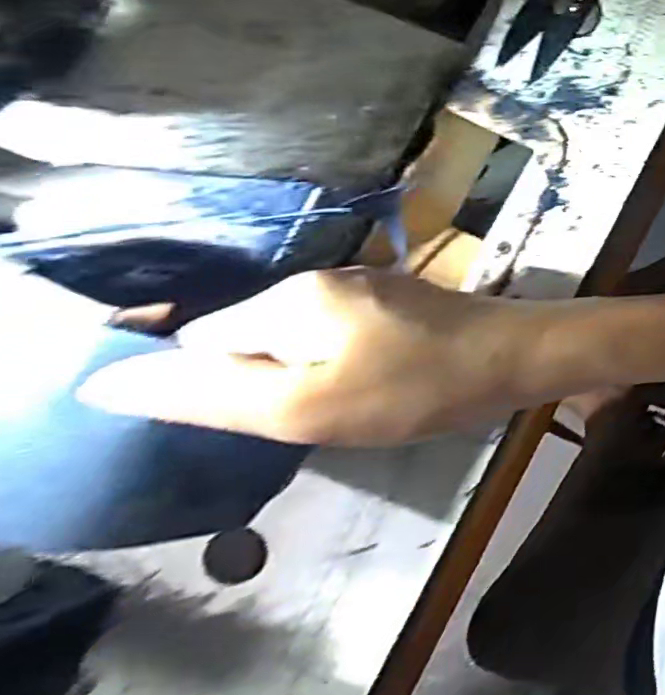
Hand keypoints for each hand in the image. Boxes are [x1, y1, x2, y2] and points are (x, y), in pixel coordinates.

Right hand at [77, 268, 540, 445]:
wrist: (528, 356)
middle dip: (273, 384)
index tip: (273, 414)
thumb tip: (105, 381)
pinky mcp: (411, 304)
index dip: (219, 390)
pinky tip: (393, 386)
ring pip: (305, 344)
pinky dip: (358, 369)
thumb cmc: (420, 384)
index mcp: (291, 296)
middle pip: (254, 342)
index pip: (199, 345)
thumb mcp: (302, 404)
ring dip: (319, 380)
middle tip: (326, 411)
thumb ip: (206, 393)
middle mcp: (330, 280)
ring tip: (365, 400)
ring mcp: (376, 288)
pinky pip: (351, 340)